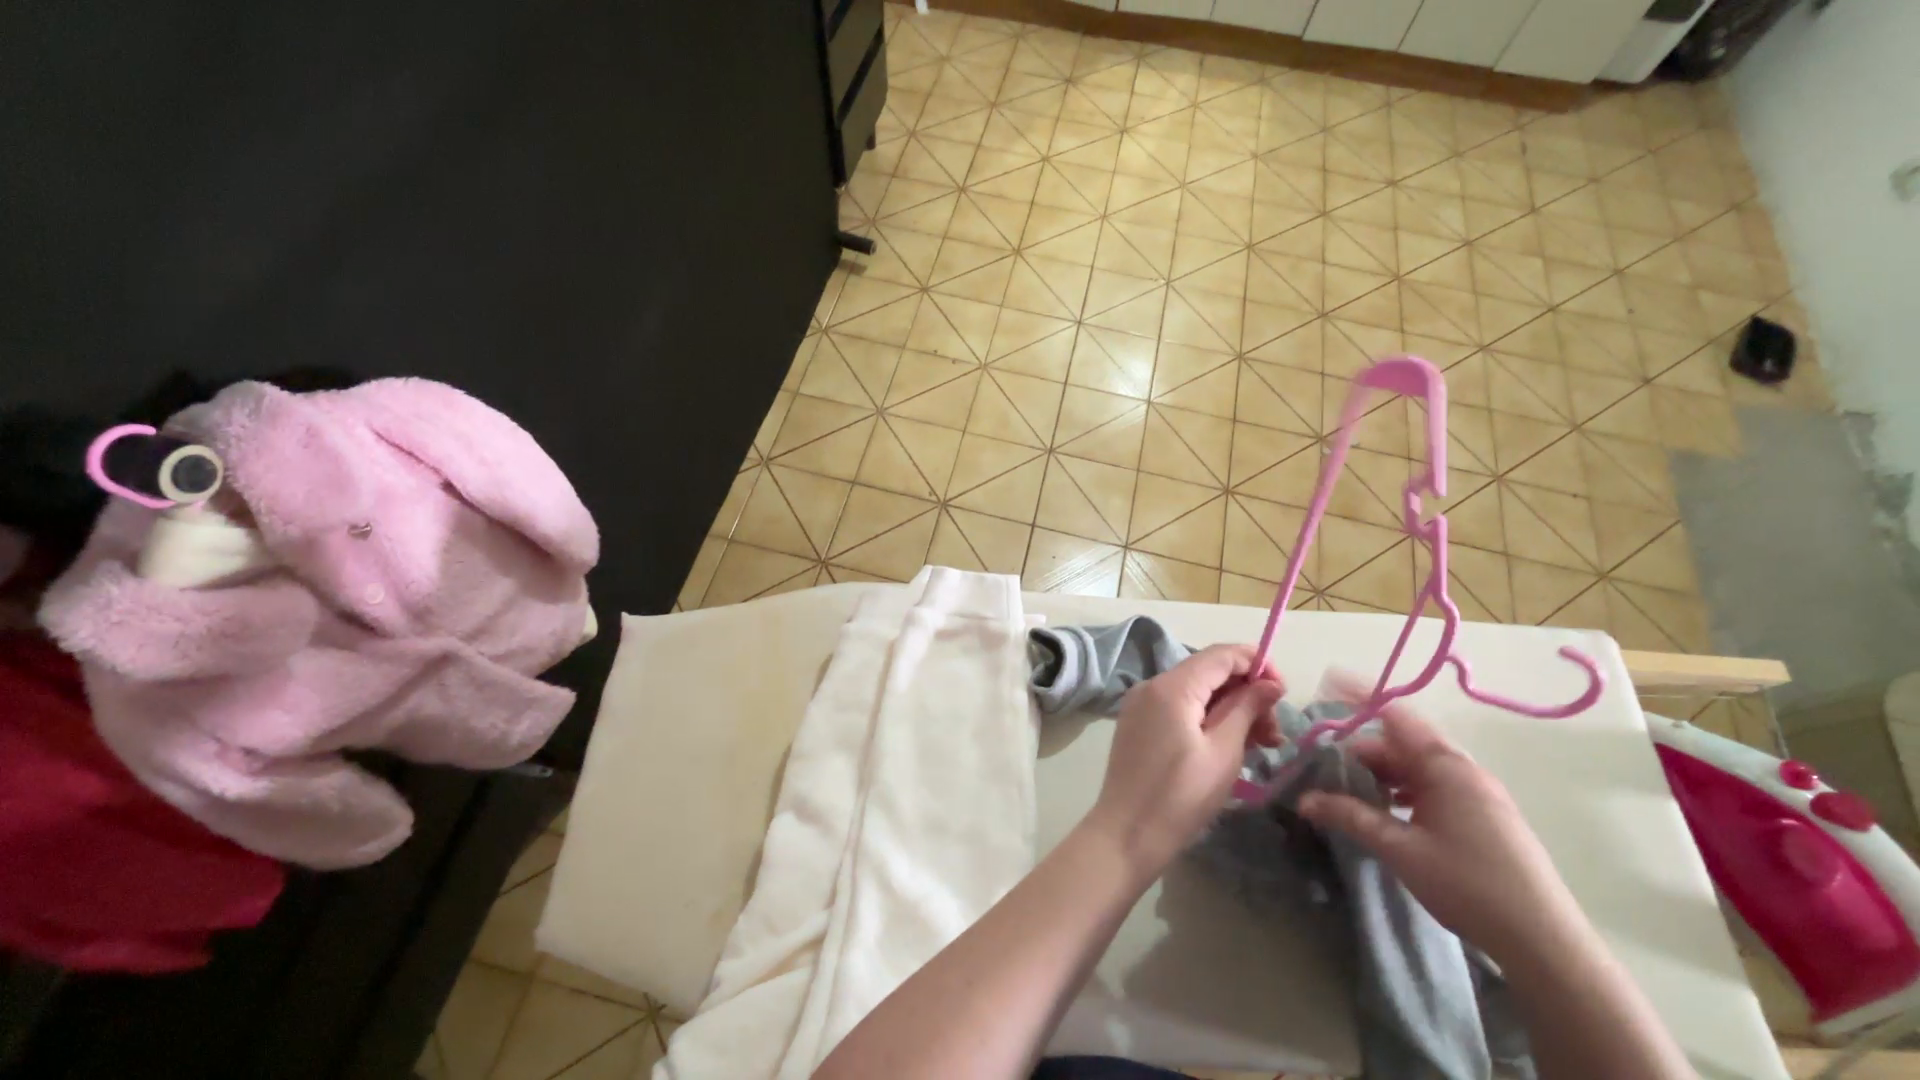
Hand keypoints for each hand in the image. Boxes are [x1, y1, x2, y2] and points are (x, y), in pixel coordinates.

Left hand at [1084, 645, 1284, 878]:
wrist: (1127, 835)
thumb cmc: (1181, 796)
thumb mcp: (1224, 752)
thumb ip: (1247, 708)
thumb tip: (1270, 683)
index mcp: (1171, 686)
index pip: (1222, 655)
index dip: (1258, 665)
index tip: (1283, 695)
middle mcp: (1151, 685)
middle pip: (1209, 672)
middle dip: (1247, 694)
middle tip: (1273, 734)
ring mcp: (1141, 705)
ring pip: (1196, 692)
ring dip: (1230, 710)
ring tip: (1260, 745)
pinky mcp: (1138, 724)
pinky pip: (1179, 708)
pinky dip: (1207, 719)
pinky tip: (1228, 746)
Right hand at [1297, 693, 1583, 964]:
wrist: (1542, 939)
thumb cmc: (1468, 884)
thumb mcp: (1400, 849)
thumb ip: (1351, 817)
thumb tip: (1305, 799)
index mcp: (1446, 767)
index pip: (1396, 715)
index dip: (1361, 696)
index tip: (1327, 684)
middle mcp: (1463, 771)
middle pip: (1404, 744)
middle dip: (1362, 750)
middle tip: (1322, 764)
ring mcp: (1478, 794)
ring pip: (1419, 768)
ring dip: (1382, 774)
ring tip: (1347, 791)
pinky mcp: (1485, 818)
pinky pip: (1434, 788)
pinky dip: (1403, 790)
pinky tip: (1386, 814)